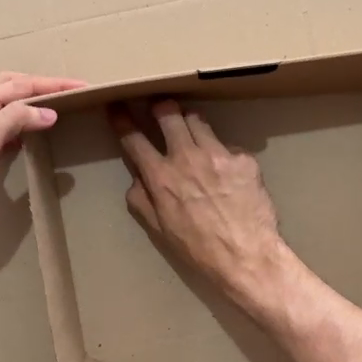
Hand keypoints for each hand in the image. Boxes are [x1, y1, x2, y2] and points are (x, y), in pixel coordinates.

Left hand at [0, 72, 86, 244]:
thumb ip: (11, 122)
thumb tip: (48, 111)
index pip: (20, 85)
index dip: (52, 84)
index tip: (82, 87)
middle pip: (12, 86)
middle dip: (42, 85)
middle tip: (72, 91)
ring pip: (7, 104)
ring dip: (32, 100)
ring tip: (58, 105)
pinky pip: (5, 124)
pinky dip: (24, 120)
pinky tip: (34, 131)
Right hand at [112, 99, 290, 303]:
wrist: (246, 255)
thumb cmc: (198, 248)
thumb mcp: (159, 229)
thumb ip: (142, 199)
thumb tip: (136, 177)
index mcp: (161, 176)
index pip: (133, 138)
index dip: (121, 119)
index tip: (116, 106)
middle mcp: (186, 157)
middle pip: (167, 113)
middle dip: (160, 106)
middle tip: (160, 109)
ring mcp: (217, 154)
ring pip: (198, 120)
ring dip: (190, 122)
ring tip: (192, 132)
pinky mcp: (243, 159)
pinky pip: (228, 146)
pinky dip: (222, 154)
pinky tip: (227, 171)